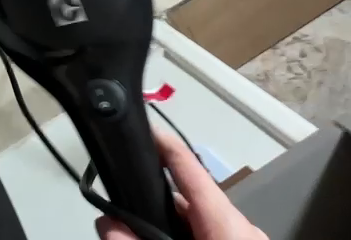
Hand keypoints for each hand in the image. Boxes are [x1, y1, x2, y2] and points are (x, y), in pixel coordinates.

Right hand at [96, 131, 266, 239]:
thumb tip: (107, 225)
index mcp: (229, 224)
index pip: (188, 166)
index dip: (160, 141)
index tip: (135, 122)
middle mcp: (242, 229)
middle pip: (185, 201)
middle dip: (148, 205)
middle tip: (116, 220)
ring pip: (195, 225)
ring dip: (165, 229)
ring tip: (135, 238)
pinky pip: (207, 238)